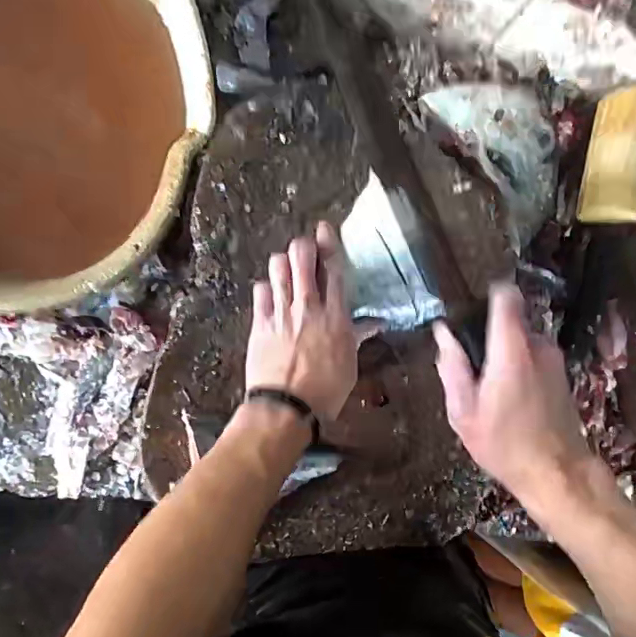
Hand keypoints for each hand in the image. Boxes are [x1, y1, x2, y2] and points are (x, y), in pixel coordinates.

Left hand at [246, 222, 357, 421]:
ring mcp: (281, 313)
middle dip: (303, 247)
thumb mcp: (350, 364)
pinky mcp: (260, 323)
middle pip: (301, 255)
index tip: (325, 229)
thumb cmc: (325, 391)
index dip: (329, 242)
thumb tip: (375, 323)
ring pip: (278, 266)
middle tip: (306, 253)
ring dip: (284, 264)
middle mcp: (308, 307)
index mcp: (335, 316)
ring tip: (288, 273)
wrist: (287, 407)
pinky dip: (267, 287)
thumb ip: (358, 336)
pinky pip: (260, 290)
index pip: (333, 268)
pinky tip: (272, 296)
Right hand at [434, 282, 598, 506]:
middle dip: (490, 338)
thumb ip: (452, 368)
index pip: (505, 295)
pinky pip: (534, 359)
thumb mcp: (464, 413)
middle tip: (472, 373)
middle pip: (511, 321)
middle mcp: (538, 345)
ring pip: (522, 342)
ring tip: (491, 394)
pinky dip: (520, 370)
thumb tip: (444, 334)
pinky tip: (511, 402)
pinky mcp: (562, 374)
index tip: (470, 318)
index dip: (486, 298)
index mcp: (511, 349)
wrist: (556, 472)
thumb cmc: (505, 445)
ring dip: (505, 358)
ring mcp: (554, 359)